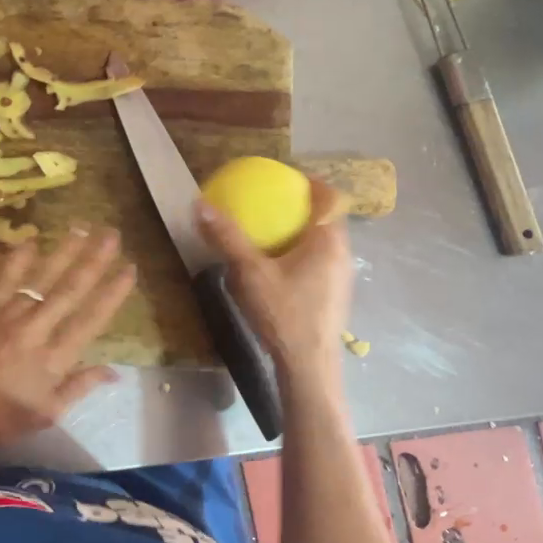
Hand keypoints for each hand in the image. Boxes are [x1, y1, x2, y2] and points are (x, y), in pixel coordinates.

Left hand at [0, 227, 137, 466]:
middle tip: (112, 235)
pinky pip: (4, 281)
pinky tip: (31, 239)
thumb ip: (80, 387)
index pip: (91, 320)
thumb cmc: (2, 418)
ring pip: (41, 279)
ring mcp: (8, 318)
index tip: (130, 269)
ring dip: (63, 252)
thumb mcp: (48, 414)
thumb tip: (115, 371)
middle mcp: (34, 332)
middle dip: (94, 261)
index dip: (112, 293)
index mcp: (53, 361)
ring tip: (82, 227)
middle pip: (69, 290)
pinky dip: (18, 259)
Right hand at [195, 178, 353, 379]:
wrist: (308, 366)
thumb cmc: (284, 314)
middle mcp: (341, 255)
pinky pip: (318, 263)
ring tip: (269, 232)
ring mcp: (340, 278)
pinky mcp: (332, 297)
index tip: (287, 176)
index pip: (330, 198)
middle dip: (301, 208)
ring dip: (300, 233)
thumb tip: (200, 204)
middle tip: (271, 202)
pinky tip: (275, 268)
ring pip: (323, 244)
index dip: (312, 182)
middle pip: (327, 219)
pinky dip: (299, 254)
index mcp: (328, 241)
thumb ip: (227, 238)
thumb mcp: (249, 273)